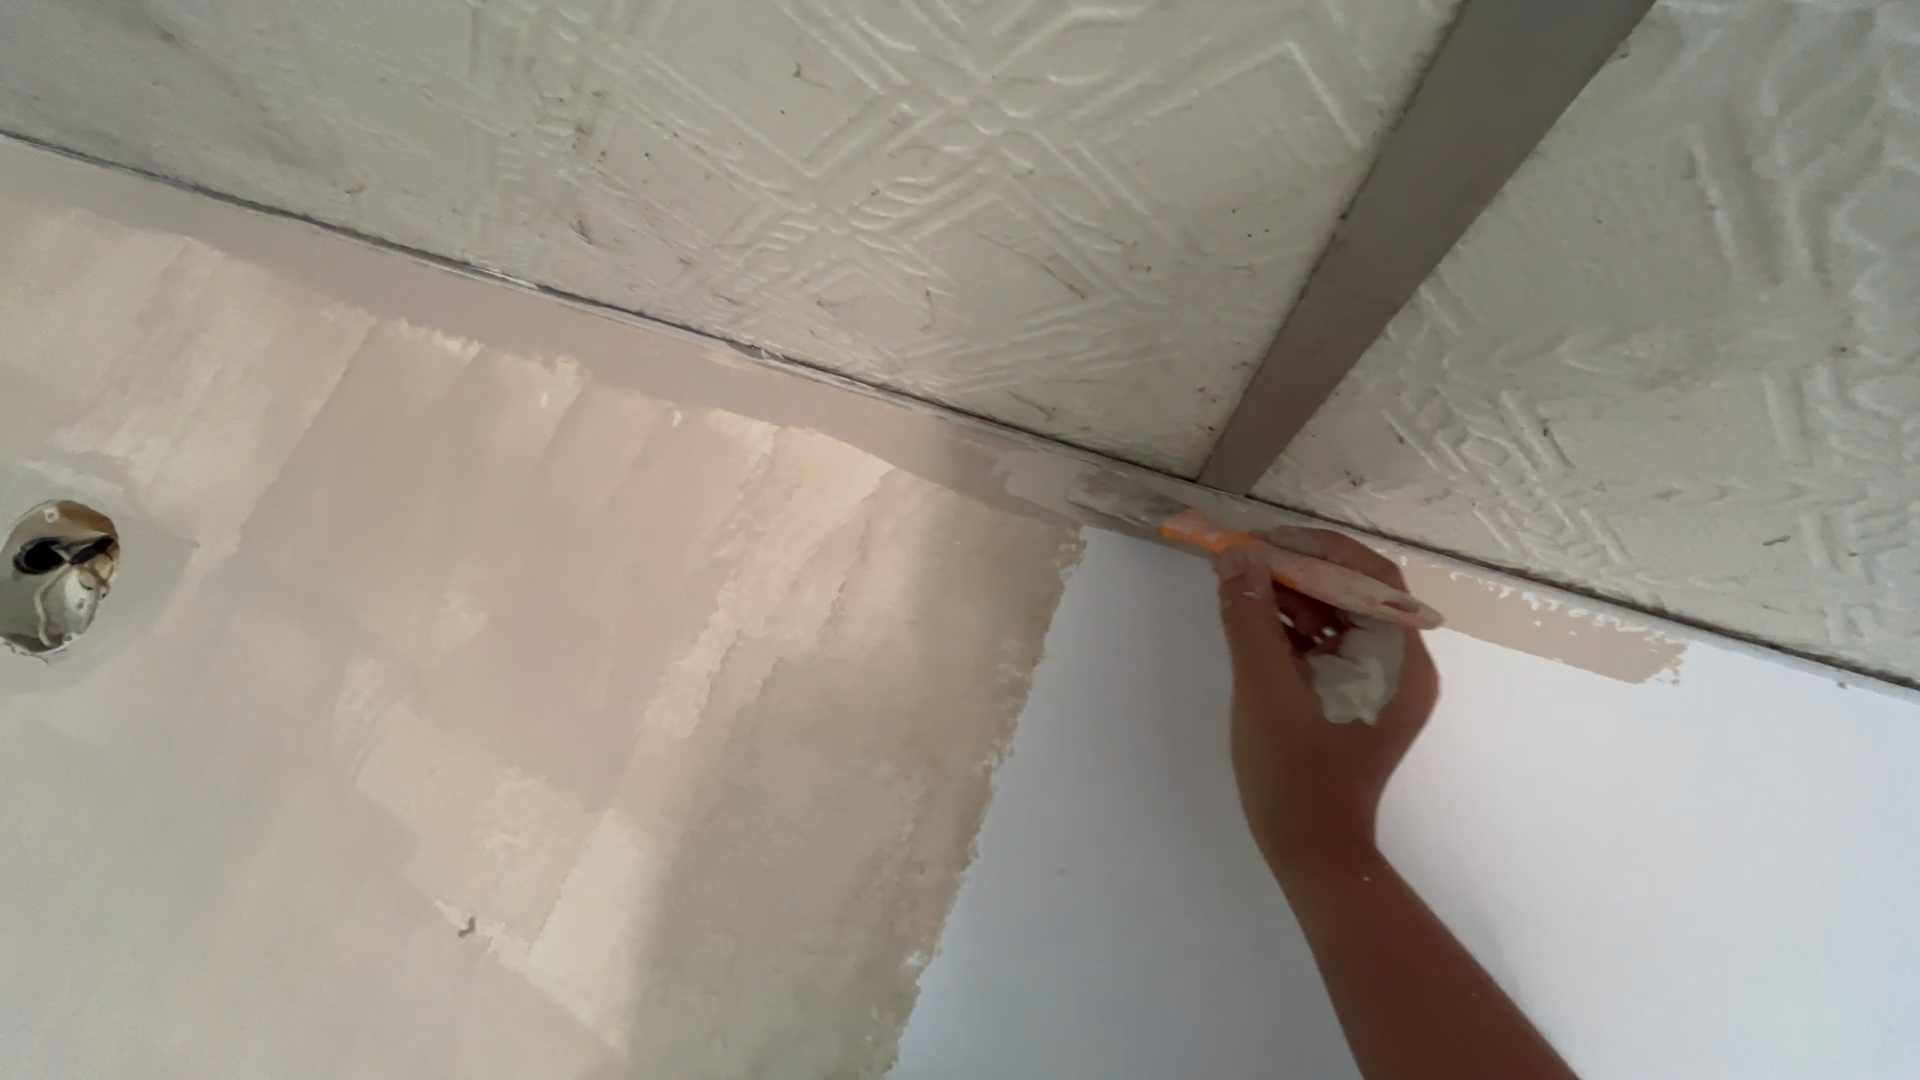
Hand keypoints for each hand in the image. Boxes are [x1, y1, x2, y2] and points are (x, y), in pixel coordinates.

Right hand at [1213, 528, 1439, 867]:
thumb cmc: (1292, 770)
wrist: (1310, 848)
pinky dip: (1293, 629)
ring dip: (1291, 598)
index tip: (1264, 541)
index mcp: (1397, 660)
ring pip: (1337, 618)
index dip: (1318, 548)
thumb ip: (1248, 616)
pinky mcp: (1355, 699)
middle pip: (1354, 594)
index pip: (1370, 578)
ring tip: (1241, 586)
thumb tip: (1236, 555)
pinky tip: (1253, 621)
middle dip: (1298, 571)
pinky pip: (1327, 646)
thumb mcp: (1263, 686)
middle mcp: (1400, 665)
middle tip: (1244, 559)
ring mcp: (1379, 684)